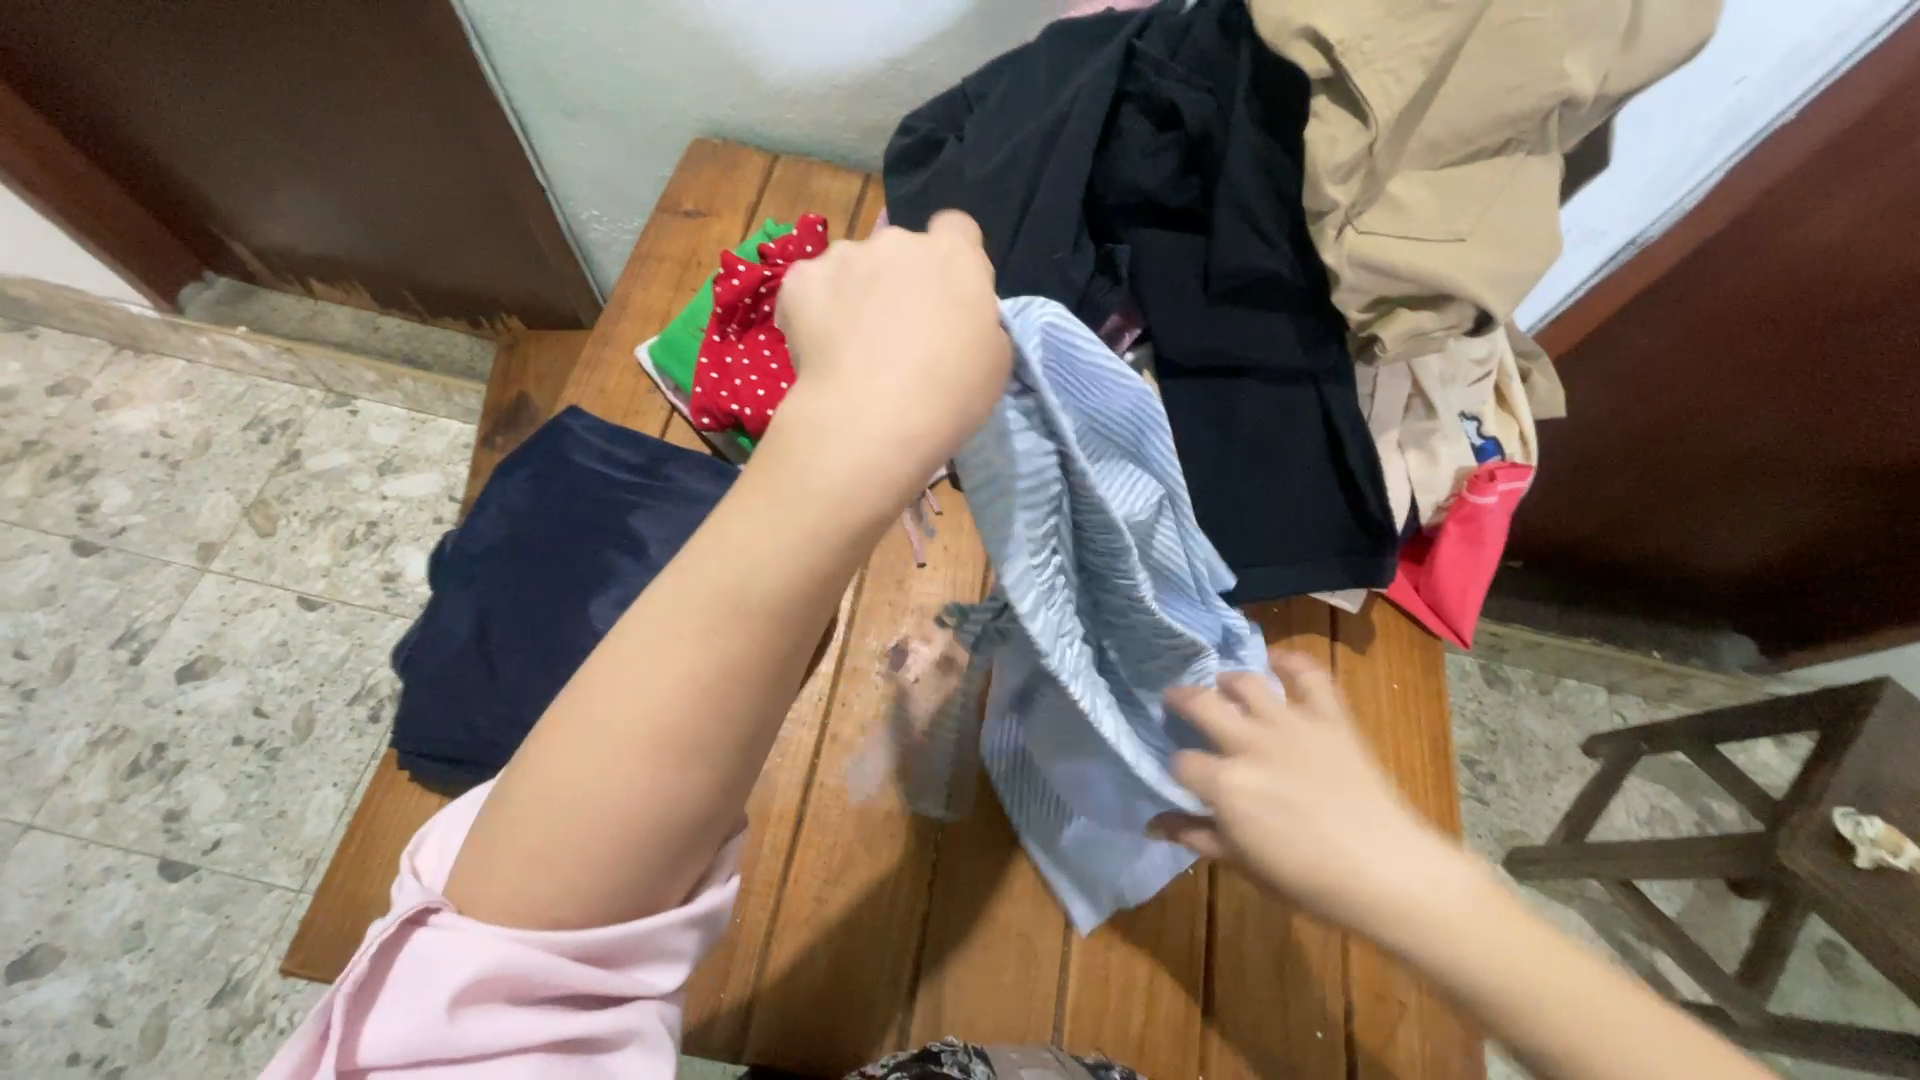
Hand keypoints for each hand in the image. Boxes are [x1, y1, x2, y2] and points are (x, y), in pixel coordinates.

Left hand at [770, 211, 1010, 503]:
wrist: (870, 420)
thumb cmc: (949, 396)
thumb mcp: (995, 360)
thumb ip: (980, 321)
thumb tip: (959, 318)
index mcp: (954, 256)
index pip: (955, 227)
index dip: (950, 255)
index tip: (944, 291)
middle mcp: (899, 242)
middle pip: (900, 248)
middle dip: (898, 278)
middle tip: (897, 333)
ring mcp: (845, 256)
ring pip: (852, 265)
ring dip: (855, 291)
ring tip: (852, 346)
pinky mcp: (800, 279)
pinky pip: (810, 287)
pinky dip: (813, 309)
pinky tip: (821, 348)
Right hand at [1155, 649, 1472, 940]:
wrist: (1387, 872)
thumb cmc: (1309, 879)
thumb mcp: (1243, 863)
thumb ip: (1196, 835)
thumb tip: (1152, 825)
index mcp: (1226, 784)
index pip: (1181, 762)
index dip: (1178, 768)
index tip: (1183, 775)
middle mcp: (1251, 744)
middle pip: (1201, 704)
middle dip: (1181, 700)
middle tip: (1175, 701)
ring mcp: (1291, 725)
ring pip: (1246, 682)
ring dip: (1227, 679)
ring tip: (1222, 685)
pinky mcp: (1330, 718)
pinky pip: (1308, 674)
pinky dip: (1289, 661)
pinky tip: (1274, 661)